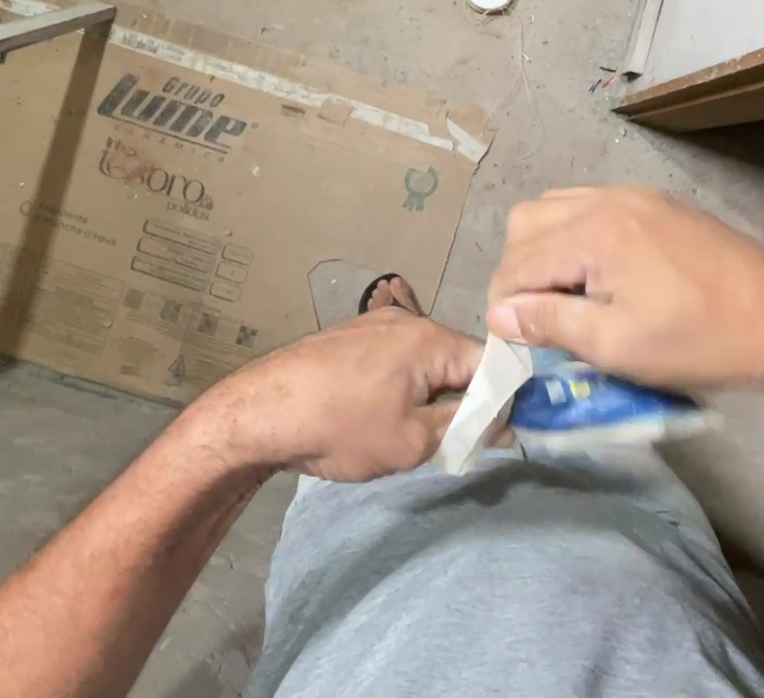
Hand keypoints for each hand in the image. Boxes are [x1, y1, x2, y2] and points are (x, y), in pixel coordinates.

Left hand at [193, 308, 480, 481]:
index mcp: (429, 338)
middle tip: (455, 443)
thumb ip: (464, 429)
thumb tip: (503, 424)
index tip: (503, 435)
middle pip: (457, 361)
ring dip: (430, 397)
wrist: (260, 412)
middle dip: (463, 402)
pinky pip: (395, 361)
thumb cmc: (341, 427)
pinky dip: (402, 388)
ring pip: (425, 363)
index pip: (491, 364)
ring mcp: (374, 325)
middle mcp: (406, 321)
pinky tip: (381, 416)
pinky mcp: (350, 338)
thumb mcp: (412, 441)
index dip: (503, 401)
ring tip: (413, 435)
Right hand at [484, 186, 763, 393]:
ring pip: (553, 207)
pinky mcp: (656, 203)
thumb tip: (498, 314)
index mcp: (592, 233)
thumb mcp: (617, 345)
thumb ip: (550, 323)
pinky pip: (588, 204)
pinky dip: (573, 233)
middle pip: (525, 223)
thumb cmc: (699, 341)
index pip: (517, 263)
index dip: (505, 305)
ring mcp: (633, 196)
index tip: (515, 341)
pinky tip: (597, 270)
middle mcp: (605, 200)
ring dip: (542, 247)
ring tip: (565, 292)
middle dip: (517, 270)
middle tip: (539, 314)